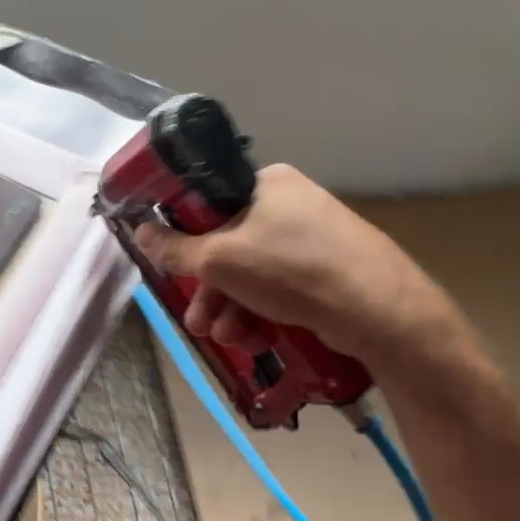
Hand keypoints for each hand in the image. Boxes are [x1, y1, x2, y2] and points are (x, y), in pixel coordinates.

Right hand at [135, 163, 460, 367]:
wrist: (380, 310)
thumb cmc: (291, 269)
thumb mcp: (219, 259)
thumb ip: (174, 249)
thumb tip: (140, 231)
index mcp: (267, 182)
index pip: (209, 203)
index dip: (184, 237)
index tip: (174, 267)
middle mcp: (290, 203)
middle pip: (227, 246)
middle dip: (209, 290)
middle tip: (197, 321)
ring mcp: (313, 238)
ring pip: (250, 274)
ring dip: (229, 309)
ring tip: (226, 337)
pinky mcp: (328, 271)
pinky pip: (278, 289)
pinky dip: (259, 312)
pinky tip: (254, 339)